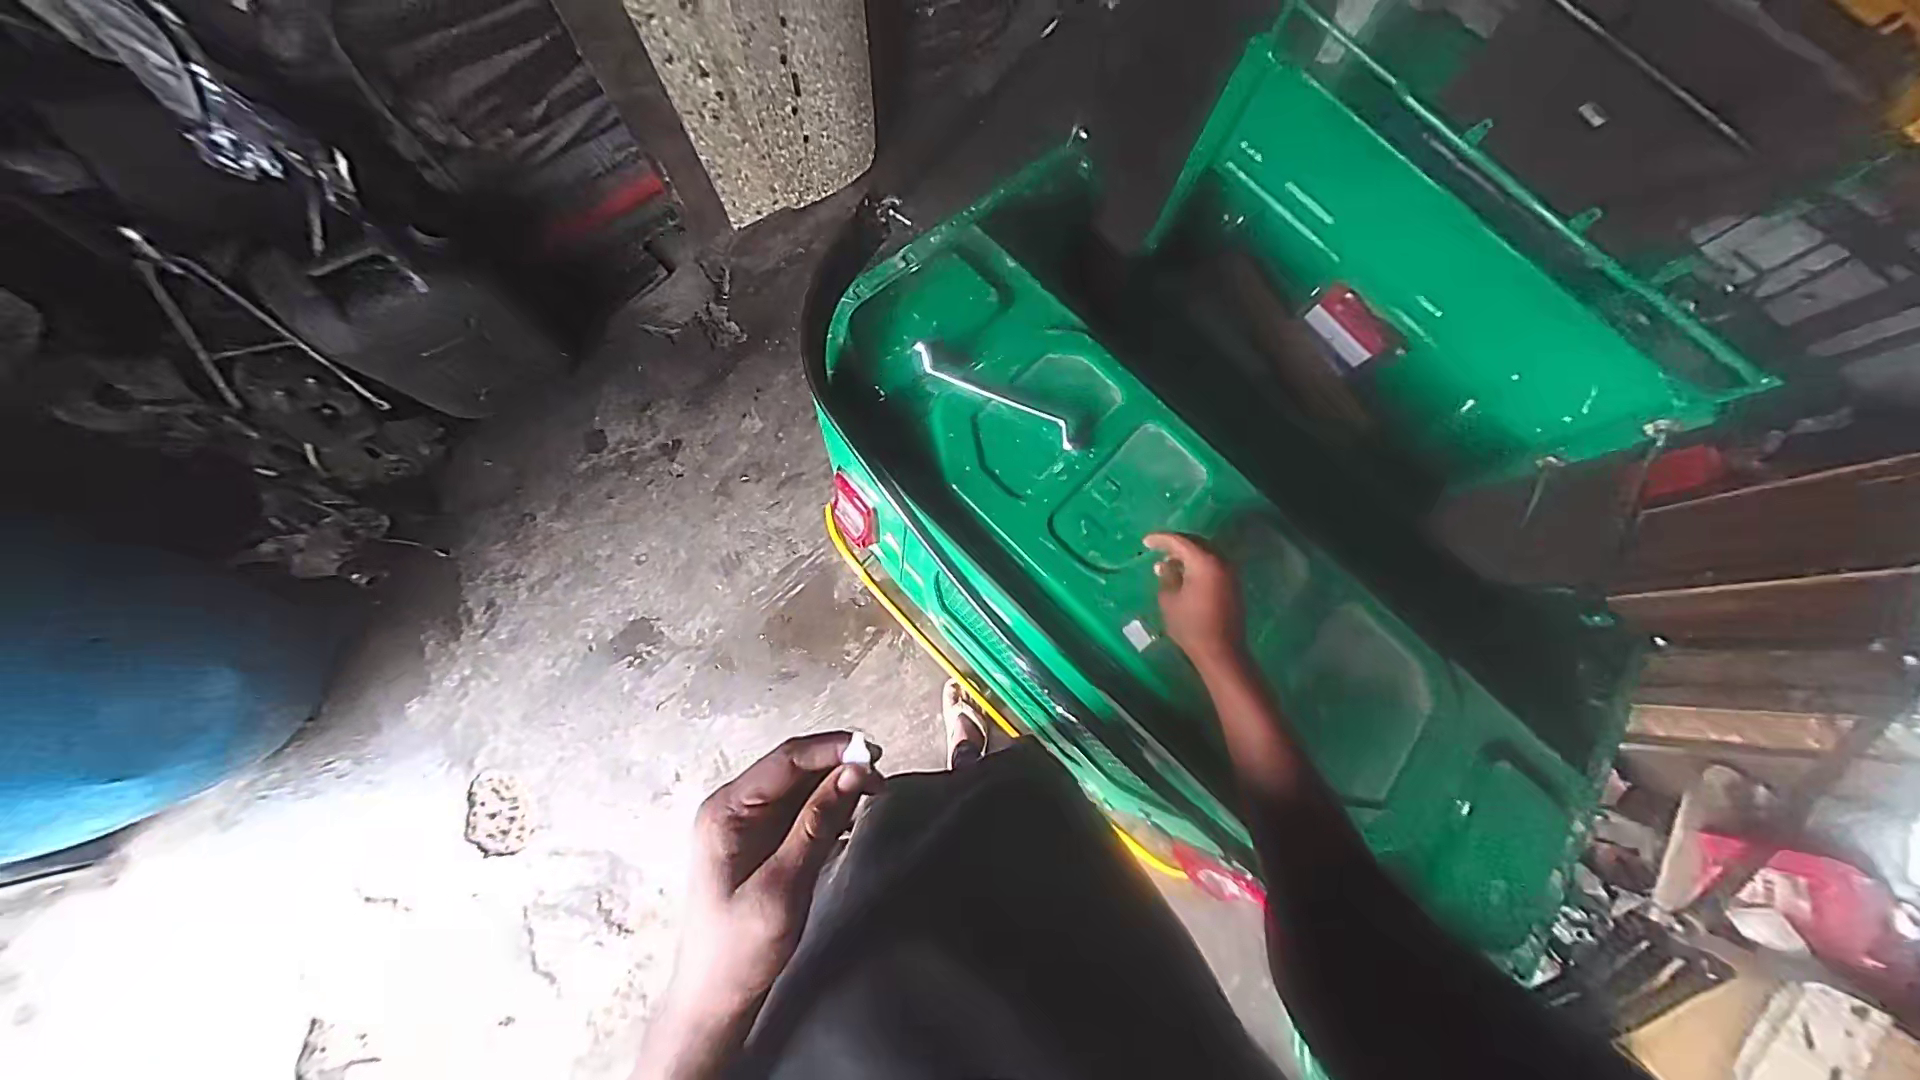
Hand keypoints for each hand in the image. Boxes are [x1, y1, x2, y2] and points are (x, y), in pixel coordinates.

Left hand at [637, 732, 881, 1079]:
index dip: (830, 749)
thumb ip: (816, 825)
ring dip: (839, 783)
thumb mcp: (782, 887)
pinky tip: (853, 813)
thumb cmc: (738, 951)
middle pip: (796, 766)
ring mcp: (751, 822)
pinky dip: (832, 804)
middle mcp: (736, 806)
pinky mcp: (766, 838)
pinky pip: (804, 806)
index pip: (786, 760)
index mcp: (726, 810)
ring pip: (804, 784)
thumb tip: (853, 774)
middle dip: (839, 764)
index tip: (871, 752)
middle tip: (879, 775)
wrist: (715, 1000)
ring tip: (874, 791)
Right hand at [1144, 532, 1245, 667]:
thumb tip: (1164, 565)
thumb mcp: (1169, 600)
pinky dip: (1198, 562)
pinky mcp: (1232, 583)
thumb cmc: (1190, 625)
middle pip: (1196, 542)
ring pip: (1206, 552)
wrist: (1220, 650)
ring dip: (1188, 553)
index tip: (1145, 541)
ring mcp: (1230, 572)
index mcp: (1204, 562)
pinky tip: (1185, 572)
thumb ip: (1166, 577)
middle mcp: (1220, 561)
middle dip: (1176, 543)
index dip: (1161, 539)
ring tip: (1169, 560)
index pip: (1180, 541)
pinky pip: (1213, 563)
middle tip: (1158, 548)